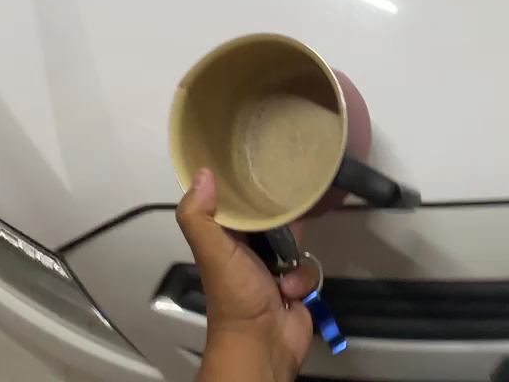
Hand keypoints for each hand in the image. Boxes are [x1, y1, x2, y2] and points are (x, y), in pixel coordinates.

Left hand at [176, 168, 316, 381]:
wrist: (263, 345)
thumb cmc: (235, 296)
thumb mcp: (213, 252)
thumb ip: (200, 216)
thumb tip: (201, 172)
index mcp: (226, 241)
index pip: (236, 204)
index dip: (245, 185)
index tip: (259, 161)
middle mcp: (249, 251)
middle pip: (270, 219)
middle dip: (282, 217)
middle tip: (291, 210)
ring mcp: (274, 268)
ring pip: (295, 242)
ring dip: (293, 255)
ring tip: (284, 266)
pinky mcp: (296, 285)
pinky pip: (308, 268)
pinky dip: (303, 278)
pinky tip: (291, 290)